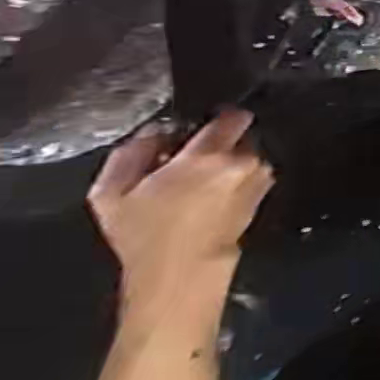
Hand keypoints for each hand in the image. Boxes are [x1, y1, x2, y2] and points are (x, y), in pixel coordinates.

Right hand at [88, 109, 273, 305]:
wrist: (183, 263)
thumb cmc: (144, 231)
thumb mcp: (112, 192)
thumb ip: (132, 152)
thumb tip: (154, 130)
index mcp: (209, 156)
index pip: (233, 116)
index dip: (217, 117)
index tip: (200, 125)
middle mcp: (245, 160)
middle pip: (240, 134)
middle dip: (218, 142)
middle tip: (187, 159)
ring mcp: (261, 174)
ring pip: (247, 152)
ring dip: (227, 159)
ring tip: (196, 181)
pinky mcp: (266, 188)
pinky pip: (252, 169)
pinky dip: (236, 174)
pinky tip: (210, 192)